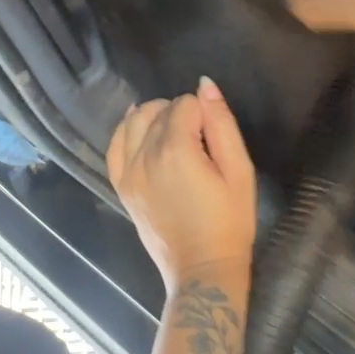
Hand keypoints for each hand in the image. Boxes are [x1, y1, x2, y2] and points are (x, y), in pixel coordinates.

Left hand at [108, 77, 257, 289]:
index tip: (215, 136)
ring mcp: (128, 172)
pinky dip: (125, 130)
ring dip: (153, 116)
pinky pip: (114, 146)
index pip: (185, 104)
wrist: (202, 268)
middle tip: (201, 137)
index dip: (204, 113)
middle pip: (159, 111)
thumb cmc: (230, 222)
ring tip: (174, 129)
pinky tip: (137, 124)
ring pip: (134, 122)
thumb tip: (205, 85)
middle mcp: (145, 155)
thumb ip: (222, 124)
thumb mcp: (239, 171)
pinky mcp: (122, 186)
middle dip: (180, 113)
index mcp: (176, 150)